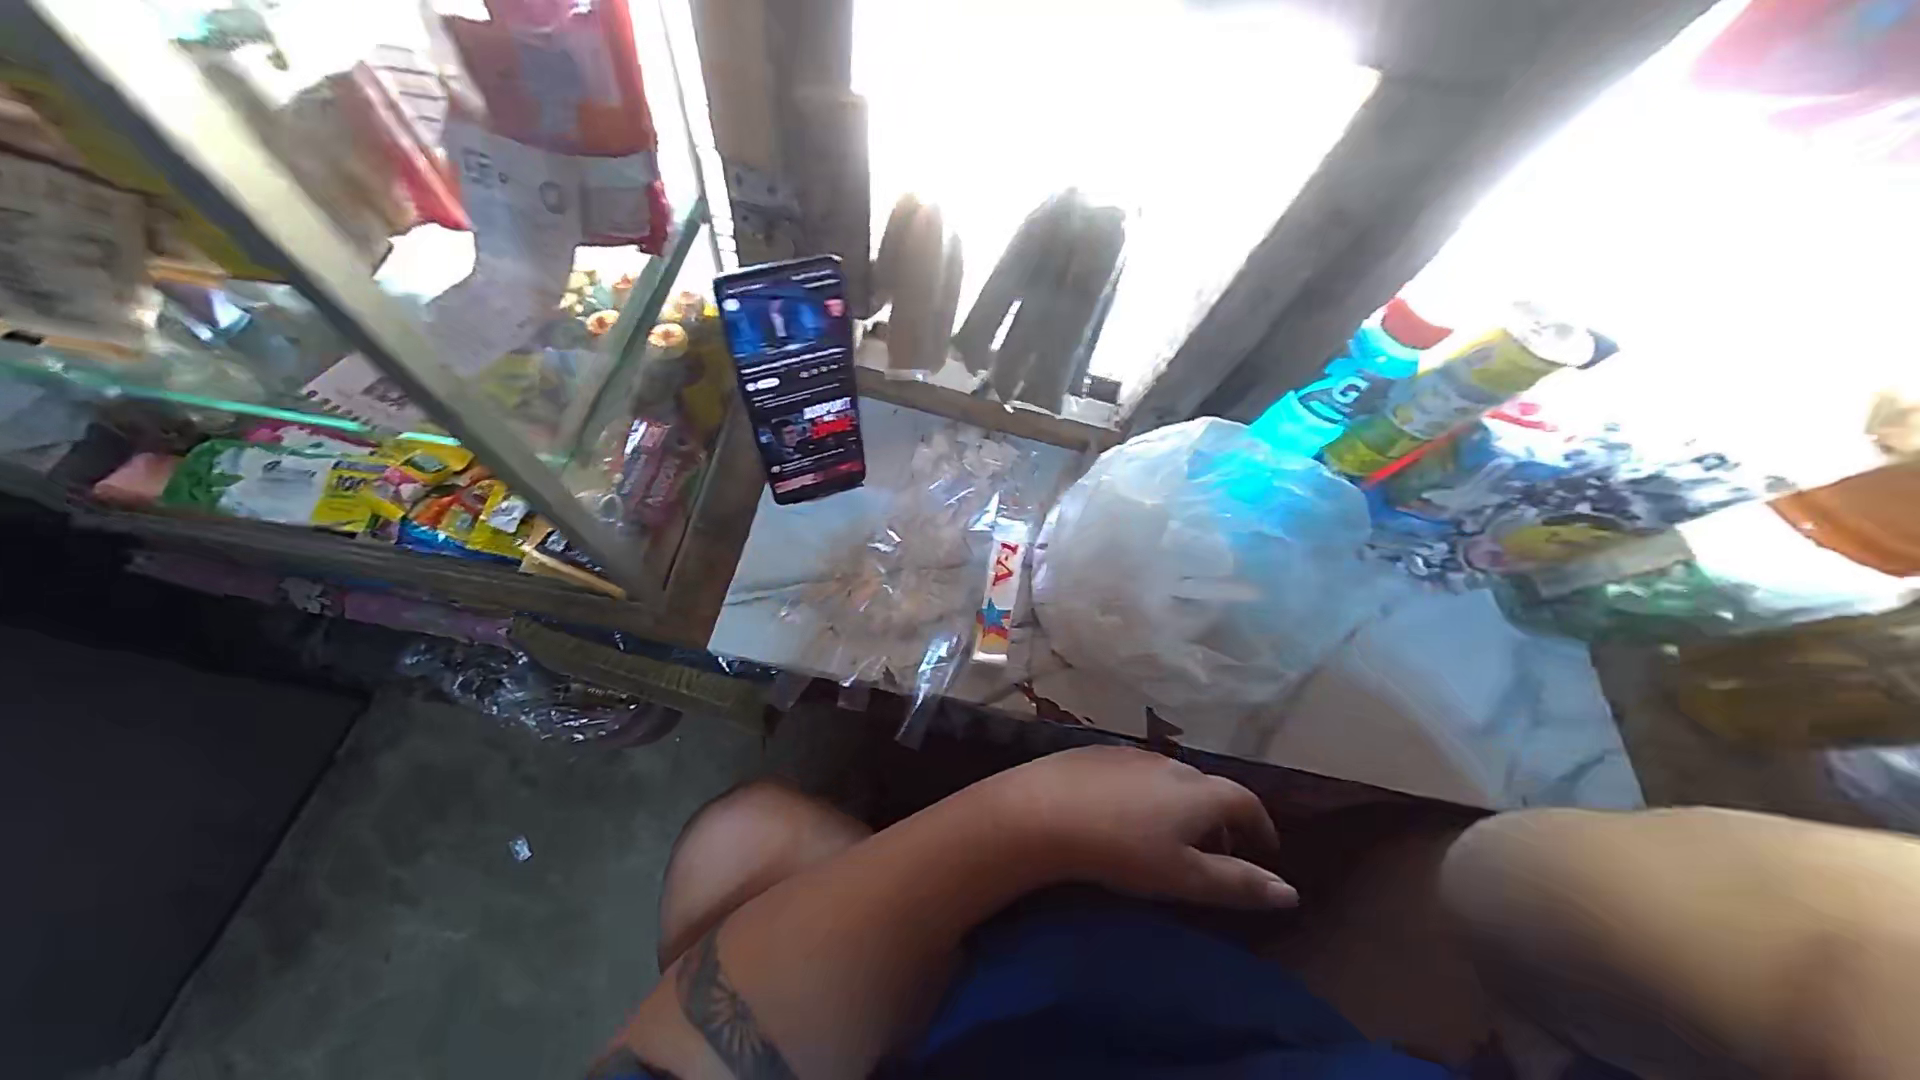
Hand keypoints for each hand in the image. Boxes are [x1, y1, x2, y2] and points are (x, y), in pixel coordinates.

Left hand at [976, 745, 1297, 909]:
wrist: (1043, 811)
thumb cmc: (1122, 850)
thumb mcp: (1185, 878)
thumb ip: (1238, 883)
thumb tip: (1290, 892)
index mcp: (1199, 790)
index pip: (1246, 802)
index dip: (1261, 826)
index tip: (1266, 848)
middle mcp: (1170, 764)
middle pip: (1209, 789)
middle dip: (1221, 820)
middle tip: (1218, 852)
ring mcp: (1131, 754)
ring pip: (1171, 780)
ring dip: (1183, 806)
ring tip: (1172, 838)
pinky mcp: (1097, 754)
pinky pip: (1136, 774)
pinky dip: (1147, 795)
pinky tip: (1126, 816)